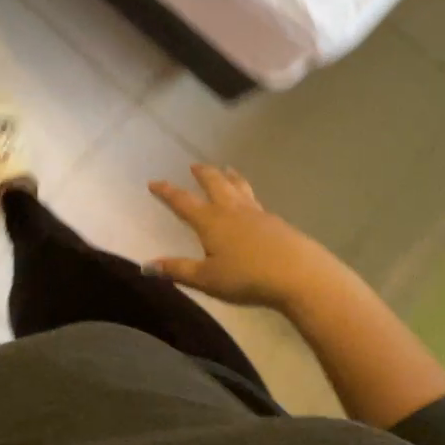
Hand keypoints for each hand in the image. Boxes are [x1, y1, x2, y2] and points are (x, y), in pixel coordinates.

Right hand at [147, 164, 338, 310]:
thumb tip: (146, 265)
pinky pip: (255, 201)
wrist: (298, 274)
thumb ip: (177, 270)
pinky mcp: (275, 222)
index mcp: (210, 220)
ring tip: (227, 169)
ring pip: (239, 187)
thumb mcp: (207, 278)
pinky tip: (252, 204)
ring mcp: (256, 213)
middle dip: (202, 173)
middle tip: (194, 165)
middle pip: (214, 183)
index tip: (154, 182)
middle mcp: (231, 210)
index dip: (167, 192)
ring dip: (229, 177)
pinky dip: (247, 193)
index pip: (183, 201)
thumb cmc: (246, 277)